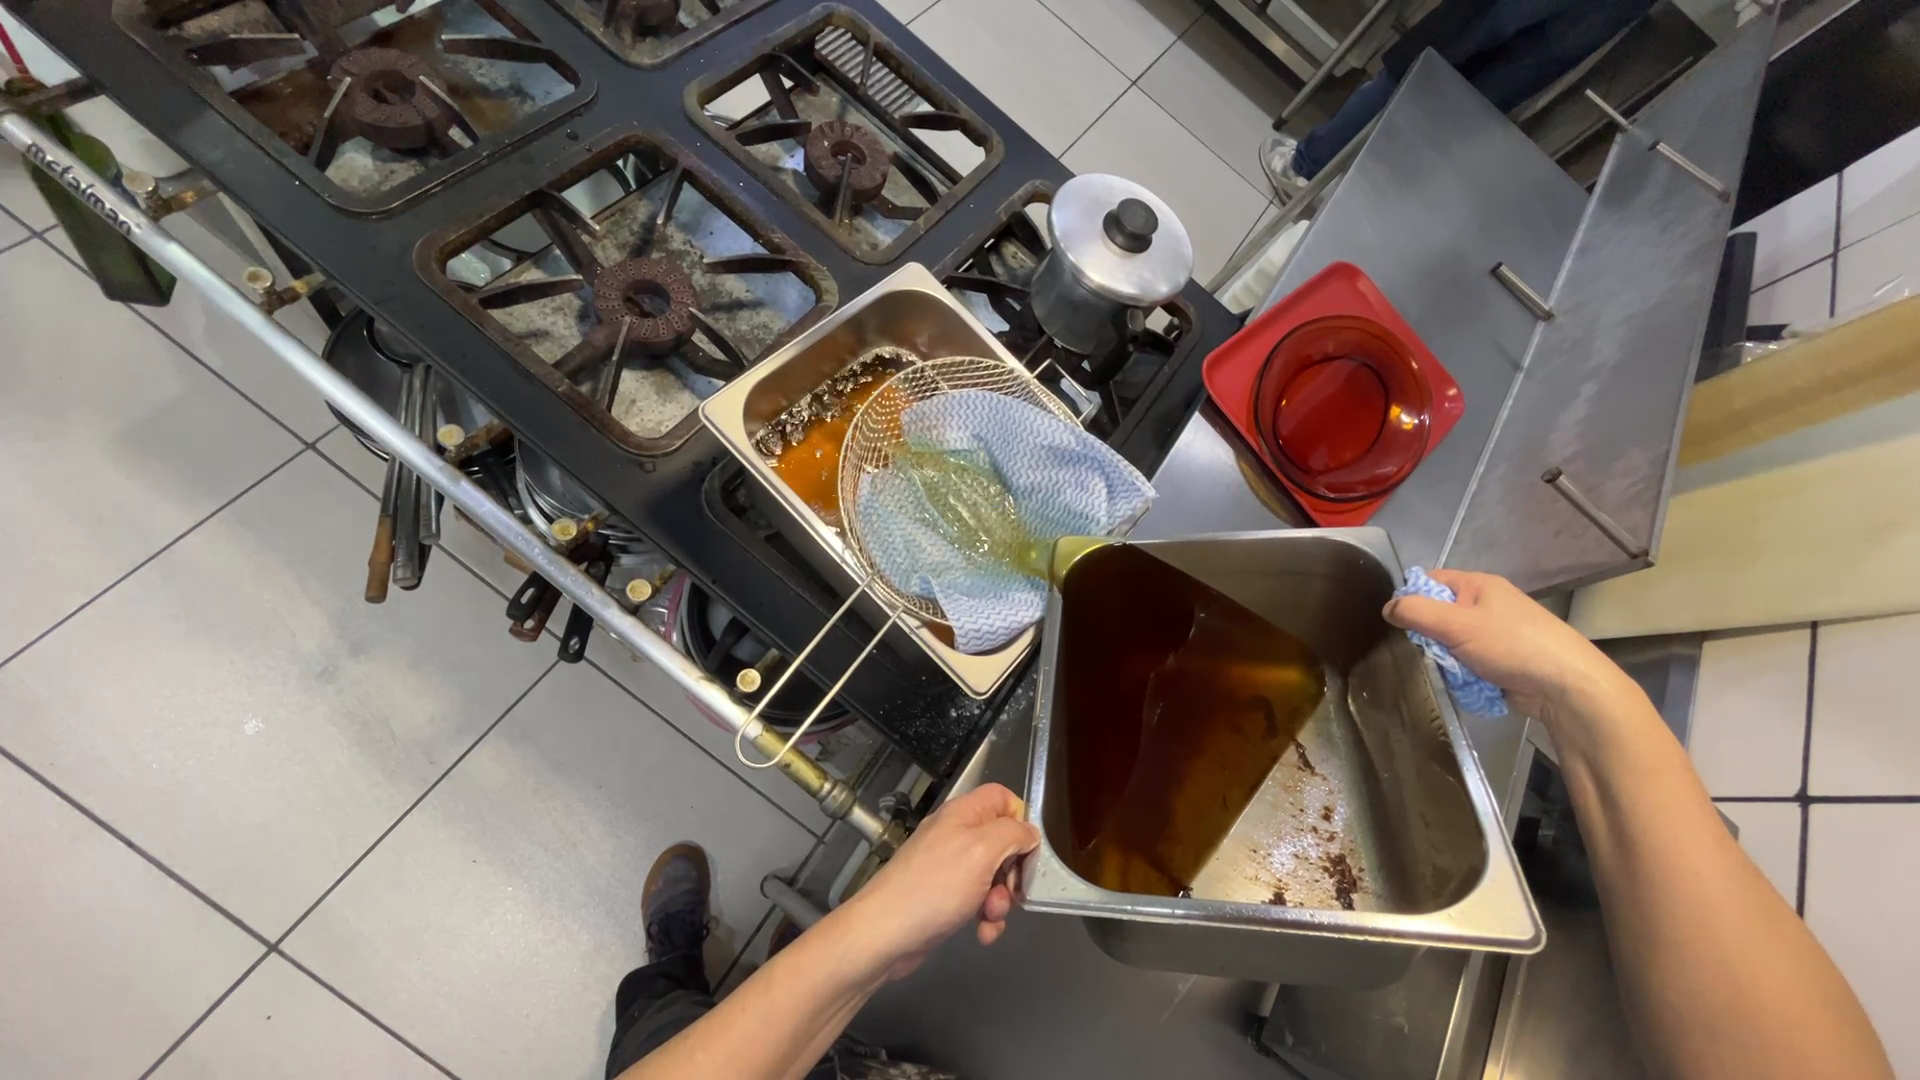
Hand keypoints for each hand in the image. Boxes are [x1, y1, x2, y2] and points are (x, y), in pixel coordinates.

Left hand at [834, 783, 1038, 980]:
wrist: (886, 933)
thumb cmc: (935, 886)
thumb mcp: (982, 851)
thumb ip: (1012, 834)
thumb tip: (1029, 832)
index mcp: (963, 813)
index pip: (1002, 798)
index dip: (1020, 819)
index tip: (1028, 849)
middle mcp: (956, 835)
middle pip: (1002, 841)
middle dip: (1013, 870)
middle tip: (1012, 891)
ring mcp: (949, 868)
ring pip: (993, 876)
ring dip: (1000, 900)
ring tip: (990, 917)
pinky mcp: (944, 898)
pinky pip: (978, 902)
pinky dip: (985, 918)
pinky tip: (982, 933)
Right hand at [1382, 569, 1627, 714]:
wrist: (1566, 687)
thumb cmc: (1511, 645)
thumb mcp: (1456, 624)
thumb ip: (1415, 612)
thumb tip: (1387, 608)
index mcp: (1478, 586)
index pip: (1429, 581)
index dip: (1411, 598)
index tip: (1401, 622)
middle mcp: (1486, 605)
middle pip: (1437, 615)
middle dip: (1429, 636)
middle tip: (1430, 651)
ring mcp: (1495, 634)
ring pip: (1449, 643)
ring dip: (1445, 659)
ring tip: (1452, 671)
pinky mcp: (1501, 660)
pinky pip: (1466, 662)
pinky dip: (1462, 673)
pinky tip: (1466, 682)